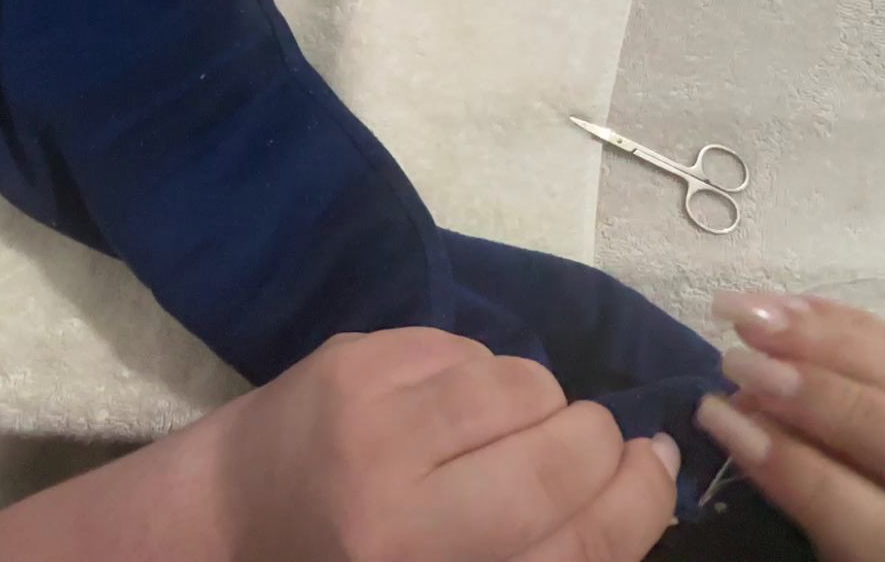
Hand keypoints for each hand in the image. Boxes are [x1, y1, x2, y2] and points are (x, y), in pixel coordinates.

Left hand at [209, 327, 683, 561]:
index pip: (577, 542)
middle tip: (584, 443)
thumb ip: (534, 545)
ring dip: (533, 399)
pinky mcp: (353, 355)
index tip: (656, 467)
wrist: (228, 511)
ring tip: (502, 423)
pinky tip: (447, 398)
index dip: (639, 502)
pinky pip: (462, 344)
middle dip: (594, 439)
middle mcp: (402, 502)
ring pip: (517, 379)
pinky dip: (477, 369)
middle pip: (558, 448)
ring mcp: (372, 411)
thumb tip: (637, 475)